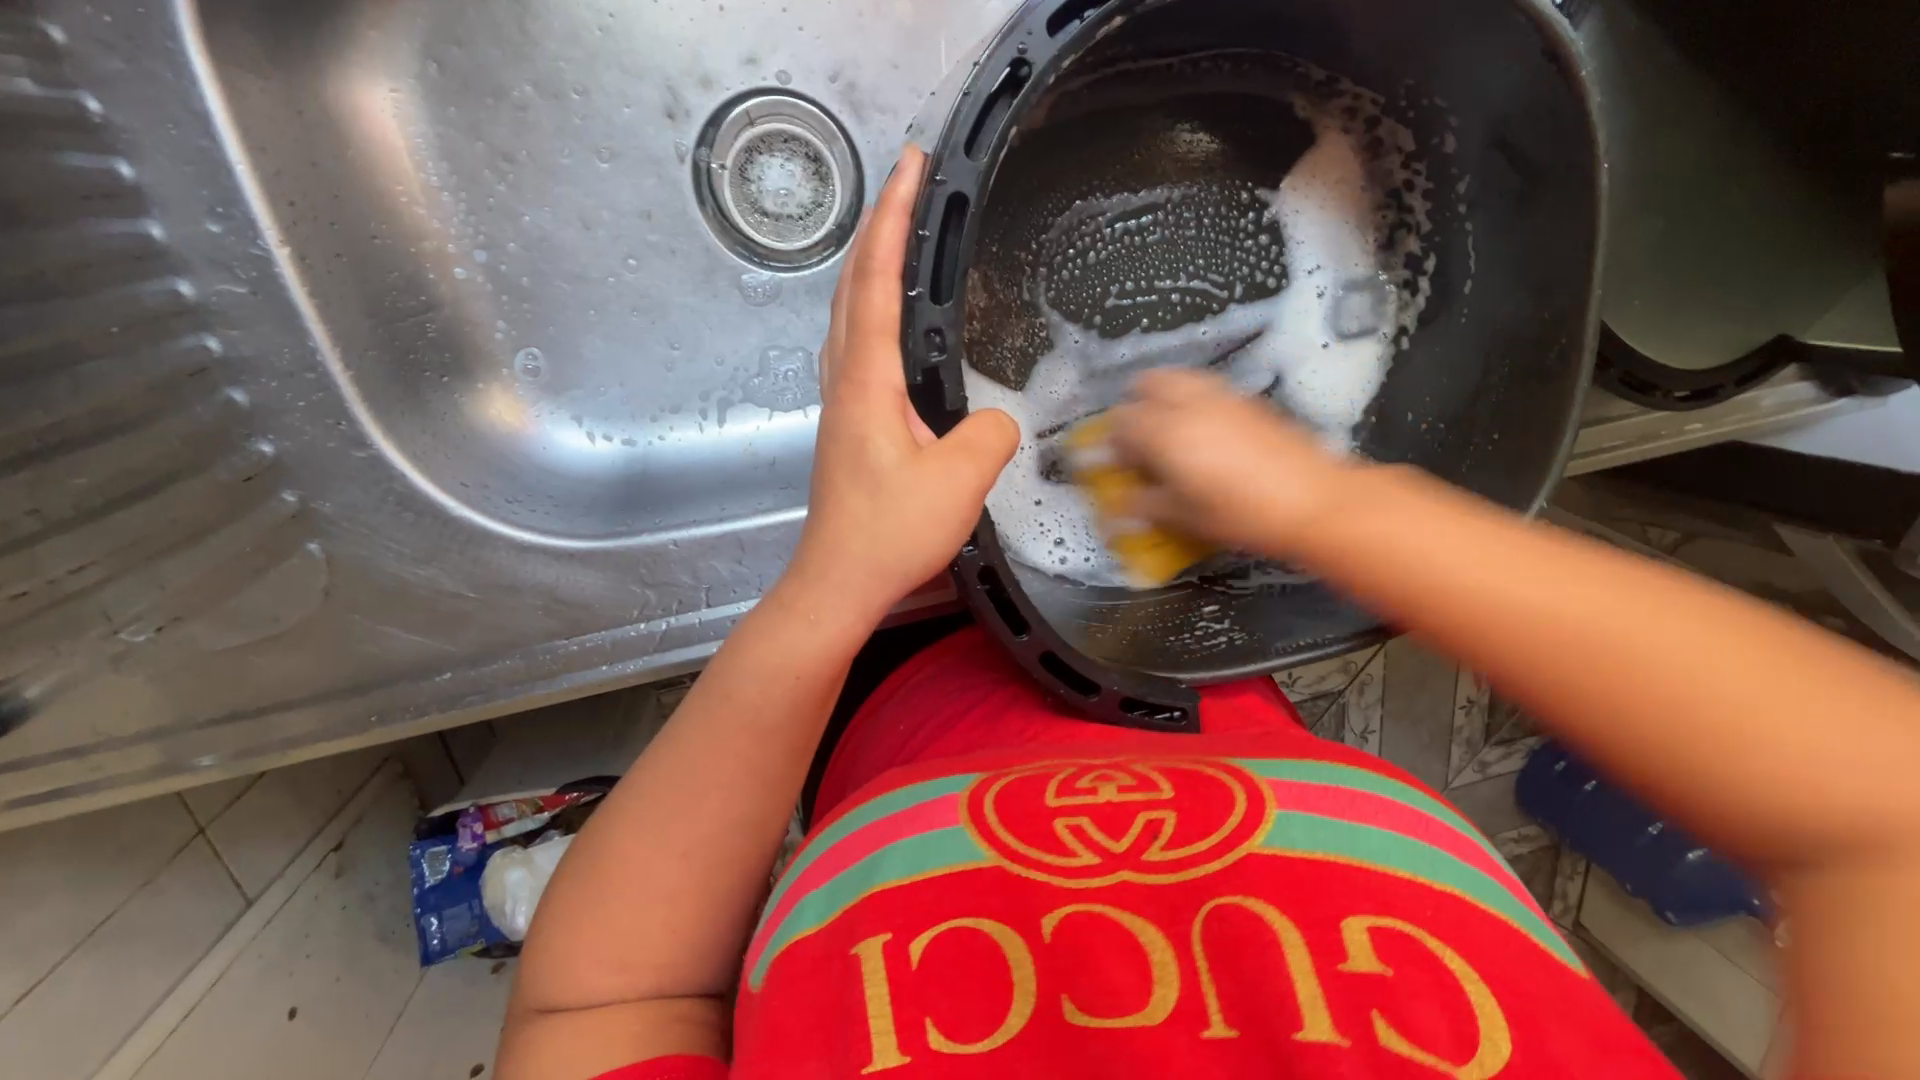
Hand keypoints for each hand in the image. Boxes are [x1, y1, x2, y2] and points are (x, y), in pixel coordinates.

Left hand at [783, 147, 1018, 619]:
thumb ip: (991, 434)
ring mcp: (841, 402)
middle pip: (852, 285)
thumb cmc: (890, 533)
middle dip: (878, 225)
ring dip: (868, 264)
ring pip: (847, 313)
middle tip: (907, 182)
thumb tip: (998, 420)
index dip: (895, 219)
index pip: (877, 282)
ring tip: (897, 233)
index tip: (913, 167)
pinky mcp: (847, 423)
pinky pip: (854, 344)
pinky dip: (869, 307)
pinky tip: (885, 316)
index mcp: (868, 381)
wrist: (839, 581)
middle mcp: (846, 381)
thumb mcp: (961, 481)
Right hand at [1107, 369, 1348, 556]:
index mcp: (1165, 432)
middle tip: (1137, 435)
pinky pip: (1207, 388)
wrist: (1314, 501)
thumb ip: (1146, 504)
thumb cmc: (1241, 515)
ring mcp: (1221, 396)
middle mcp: (1188, 403)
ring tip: (1168, 427)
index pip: (1120, 421)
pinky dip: (1193, 400)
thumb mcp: (1186, 517)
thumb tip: (1122, 503)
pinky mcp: (1248, 400)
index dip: (1112, 441)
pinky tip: (1205, 431)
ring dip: (1164, 397)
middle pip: (1146, 384)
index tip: (1117, 462)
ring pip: (1178, 378)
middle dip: (1134, 405)